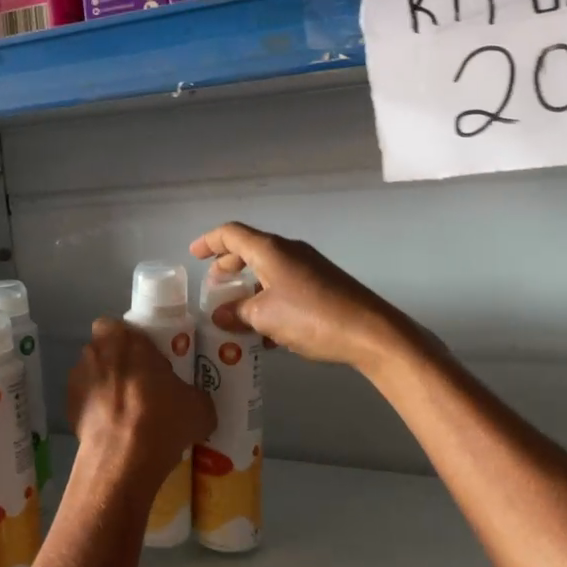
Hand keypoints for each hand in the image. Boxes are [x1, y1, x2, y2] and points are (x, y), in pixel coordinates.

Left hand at [68, 319, 214, 487]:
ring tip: (127, 415)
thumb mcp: (199, 407)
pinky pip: (85, 402)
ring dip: (105, 388)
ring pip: (92, 375)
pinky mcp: (68, 407)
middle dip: (117, 364)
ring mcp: (77, 379)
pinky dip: (96, 412)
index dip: (129, 341)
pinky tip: (114, 432)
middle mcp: (95, 352)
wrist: (123, 461)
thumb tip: (192, 401)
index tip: (146, 360)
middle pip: (104, 350)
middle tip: (140, 386)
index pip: (117, 326)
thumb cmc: (162, 420)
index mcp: (125, 339)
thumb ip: (192, 393)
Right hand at [189, 222, 448, 377]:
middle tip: (213, 285)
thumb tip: (220, 315)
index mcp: (270, 250)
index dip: (209, 242)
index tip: (193, 254)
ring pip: (269, 270)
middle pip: (250, 250)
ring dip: (249, 287)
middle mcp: (289, 251)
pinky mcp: (324, 286)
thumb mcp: (264, 318)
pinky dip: (269, 299)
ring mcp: (310, 268)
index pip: (231, 234)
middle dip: (228, 266)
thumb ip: (237, 313)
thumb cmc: (311, 317)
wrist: (372, 333)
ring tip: (236, 313)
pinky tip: (266, 331)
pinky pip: (286, 285)